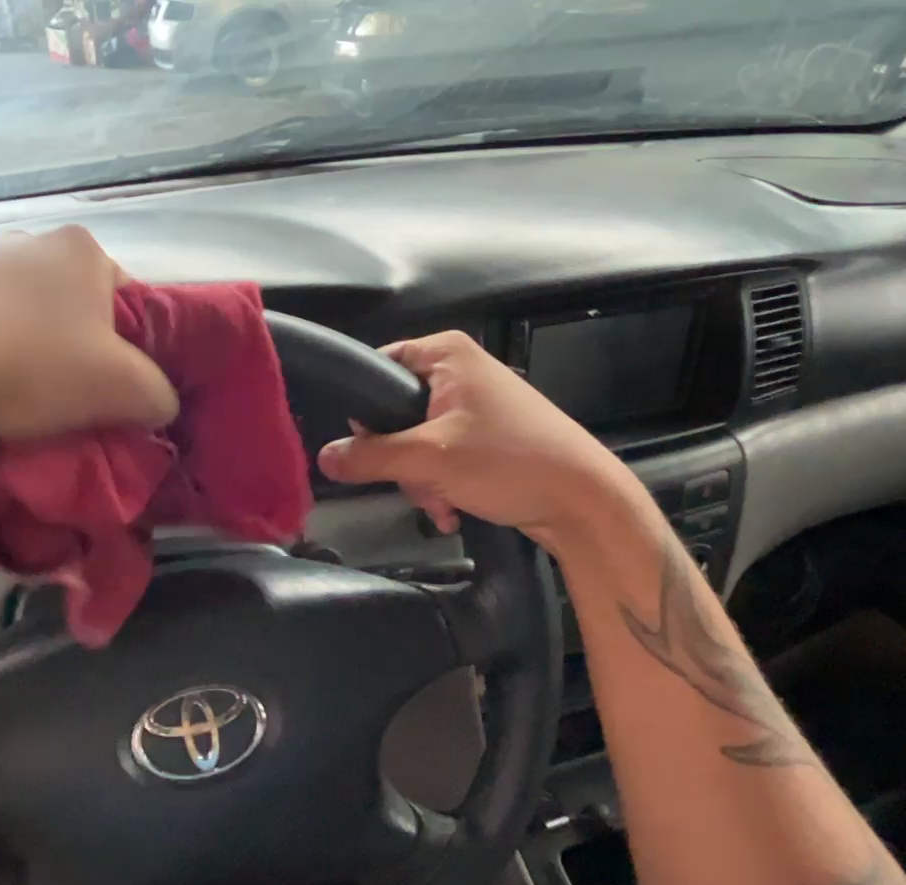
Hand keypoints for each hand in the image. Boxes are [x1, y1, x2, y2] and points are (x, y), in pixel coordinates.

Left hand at [0, 226, 176, 445]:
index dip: (133, 349)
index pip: (130, 301)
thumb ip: (159, 394)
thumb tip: (158, 402)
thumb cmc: (34, 365)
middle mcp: (27, 240)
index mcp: (83, 250)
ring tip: (17, 400)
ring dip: (27, 351)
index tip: (118, 388)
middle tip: (71, 399)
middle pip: (74, 307)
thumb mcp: (124, 390)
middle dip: (77, 350)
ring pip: (21, 315)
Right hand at [316, 331, 637, 545]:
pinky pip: (441, 458)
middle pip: (394, 414)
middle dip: (400, 461)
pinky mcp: (486, 438)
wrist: (583, 502)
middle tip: (417, 484)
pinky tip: (452, 510)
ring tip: (442, 505)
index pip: (377, 368)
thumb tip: (323, 457)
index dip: (364, 412)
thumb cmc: (507, 462)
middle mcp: (459, 371)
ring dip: (421, 482)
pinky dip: (441, 485)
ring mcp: (474, 406)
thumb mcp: (429, 459)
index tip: (367, 449)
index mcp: (445, 353)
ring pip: (416, 443)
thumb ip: (371, 456)